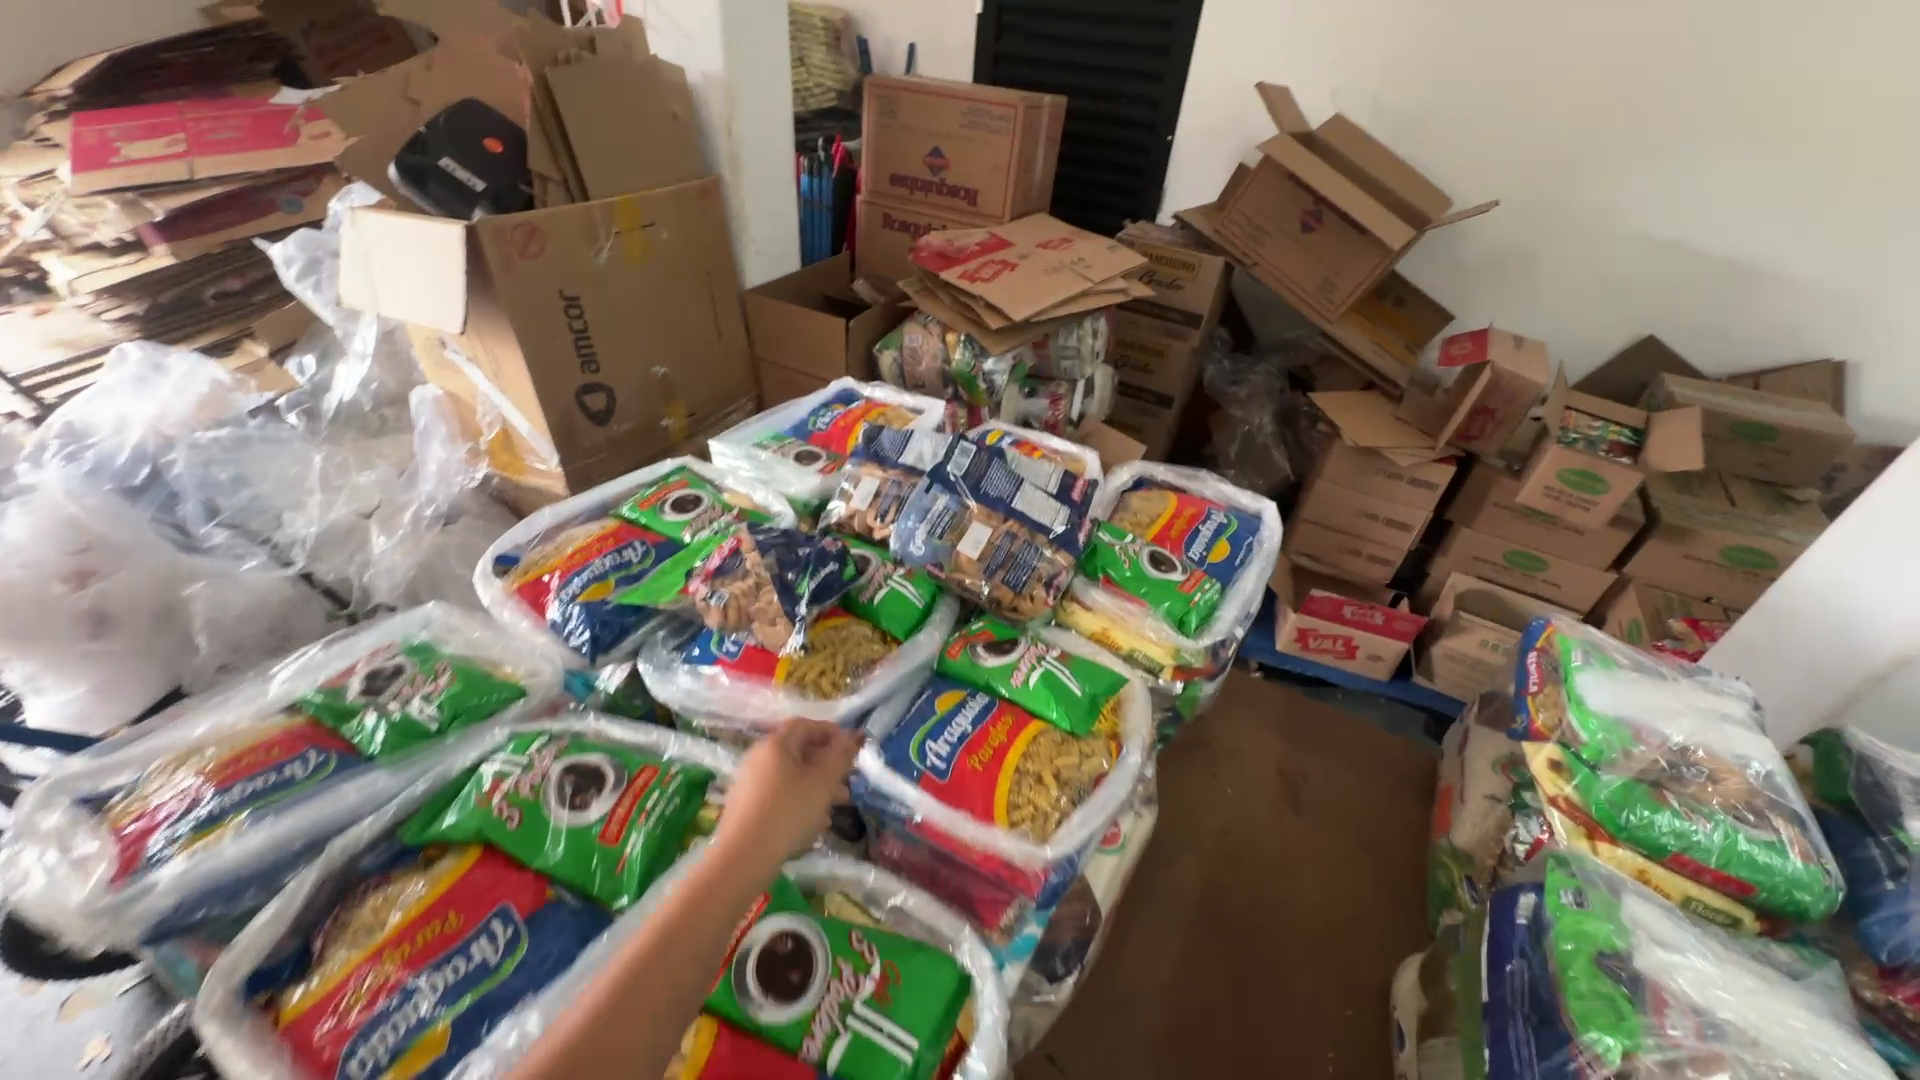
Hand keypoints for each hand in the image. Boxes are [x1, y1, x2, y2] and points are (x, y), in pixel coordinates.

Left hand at [714, 718, 862, 874]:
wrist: (743, 857)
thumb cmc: (788, 812)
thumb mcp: (823, 782)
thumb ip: (841, 755)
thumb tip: (855, 734)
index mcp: (776, 745)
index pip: (805, 725)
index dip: (831, 732)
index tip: (851, 749)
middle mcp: (759, 757)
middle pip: (798, 751)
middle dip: (827, 764)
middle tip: (848, 780)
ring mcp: (750, 782)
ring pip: (791, 776)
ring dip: (817, 785)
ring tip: (837, 805)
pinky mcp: (746, 806)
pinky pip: (779, 794)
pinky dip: (799, 800)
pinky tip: (814, 823)